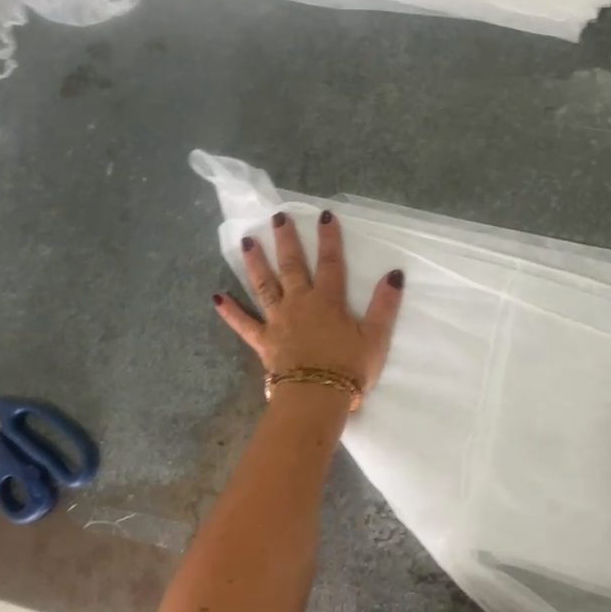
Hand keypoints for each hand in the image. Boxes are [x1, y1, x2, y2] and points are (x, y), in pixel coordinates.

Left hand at [214, 209, 403, 393]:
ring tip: (247, 241)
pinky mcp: (264, 342)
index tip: (325, 215)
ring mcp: (278, 321)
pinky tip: (216, 297)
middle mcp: (300, 304)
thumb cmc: (348, 368)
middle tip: (277, 217)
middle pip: (292, 267)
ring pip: (264, 286)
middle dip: (286, 241)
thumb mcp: (376, 338)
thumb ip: (385, 305)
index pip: (331, 263)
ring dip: (255, 263)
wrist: (316, 396)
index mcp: (328, 301)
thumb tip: (394, 274)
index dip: (330, 239)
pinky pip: (244, 324)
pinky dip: (230, 311)